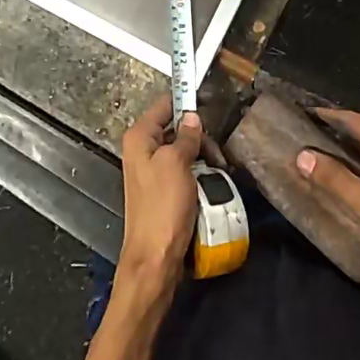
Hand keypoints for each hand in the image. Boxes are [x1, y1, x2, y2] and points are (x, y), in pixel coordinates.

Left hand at [118, 95, 203, 295]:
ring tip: (220, 170)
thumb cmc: (164, 206)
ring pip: (183, 151)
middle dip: (199, 137)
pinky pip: (184, 171)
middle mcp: (142, 150)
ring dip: (203, 157)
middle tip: (218, 153)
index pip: (163, 105)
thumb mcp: (177, 164)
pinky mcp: (163, 190)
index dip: (185, 103)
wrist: (156, 256)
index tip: (210, 105)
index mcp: (139, 137)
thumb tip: (193, 118)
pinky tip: (212, 182)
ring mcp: (152, 170)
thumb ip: (186, 137)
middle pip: (175, 128)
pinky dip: (199, 173)